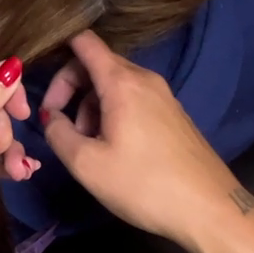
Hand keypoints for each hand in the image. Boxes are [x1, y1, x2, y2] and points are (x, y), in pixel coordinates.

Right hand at [39, 31, 246, 245]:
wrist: (210, 210)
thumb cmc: (144, 184)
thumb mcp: (87, 165)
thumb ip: (57, 134)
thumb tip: (51, 117)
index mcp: (121, 81)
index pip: (84, 41)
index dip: (58, 50)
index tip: (42, 82)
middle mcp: (144, 78)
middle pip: (97, 63)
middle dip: (71, 88)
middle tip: (59, 125)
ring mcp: (163, 95)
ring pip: (115, 84)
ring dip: (91, 105)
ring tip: (87, 143)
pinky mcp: (173, 113)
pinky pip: (133, 98)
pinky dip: (114, 112)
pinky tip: (113, 148)